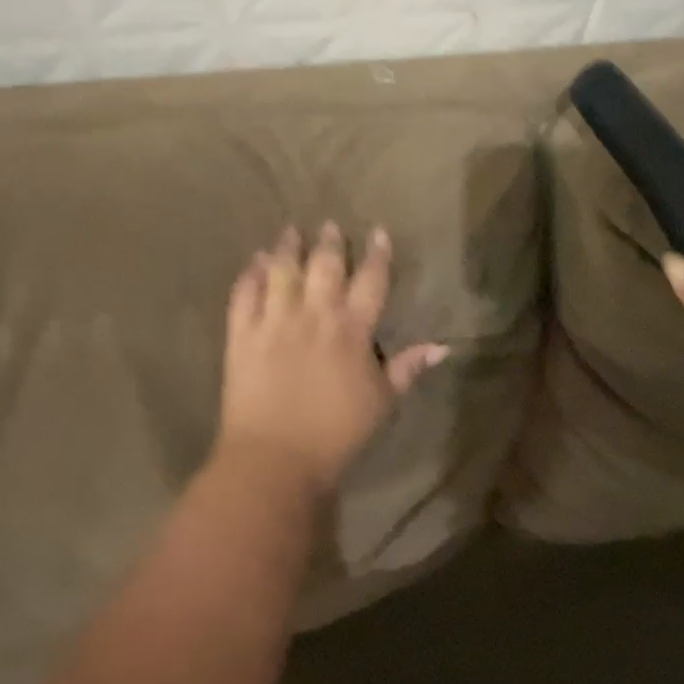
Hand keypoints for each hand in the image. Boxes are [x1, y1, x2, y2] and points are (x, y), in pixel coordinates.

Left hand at [218, 223, 448, 496]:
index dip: (378, 255)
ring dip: (288, 248)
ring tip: (291, 231)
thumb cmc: (337, 433)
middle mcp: (314, 316)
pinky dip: (251, 274)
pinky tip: (256, 261)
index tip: (379, 233)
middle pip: (325, 267)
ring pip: (283, 272)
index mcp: (352, 330)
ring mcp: (274, 322)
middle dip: (330, 243)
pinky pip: (244, 295)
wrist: (275, 458)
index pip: (371, 281)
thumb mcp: (382, 402)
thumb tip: (443, 346)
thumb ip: (408, 368)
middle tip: (330, 225)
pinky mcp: (241, 336)